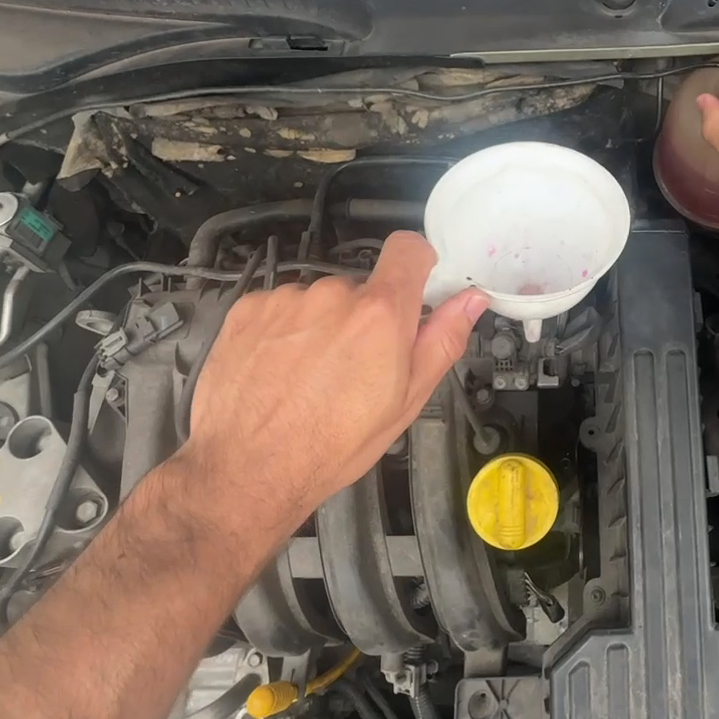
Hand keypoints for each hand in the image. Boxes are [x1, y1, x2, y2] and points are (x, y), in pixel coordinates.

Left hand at [187, 232, 488, 517]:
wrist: (249, 469)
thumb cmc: (331, 444)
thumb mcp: (407, 400)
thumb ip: (443, 339)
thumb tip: (470, 301)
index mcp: (381, 314)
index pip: (408, 249)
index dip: (417, 262)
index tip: (415, 284)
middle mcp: (334, 295)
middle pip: (363, 287)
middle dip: (366, 317)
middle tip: (357, 366)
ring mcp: (288, 299)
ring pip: (322, 299)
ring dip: (324, 325)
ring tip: (313, 375)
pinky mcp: (249, 309)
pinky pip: (282, 306)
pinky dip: (286, 331)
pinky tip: (283, 370)